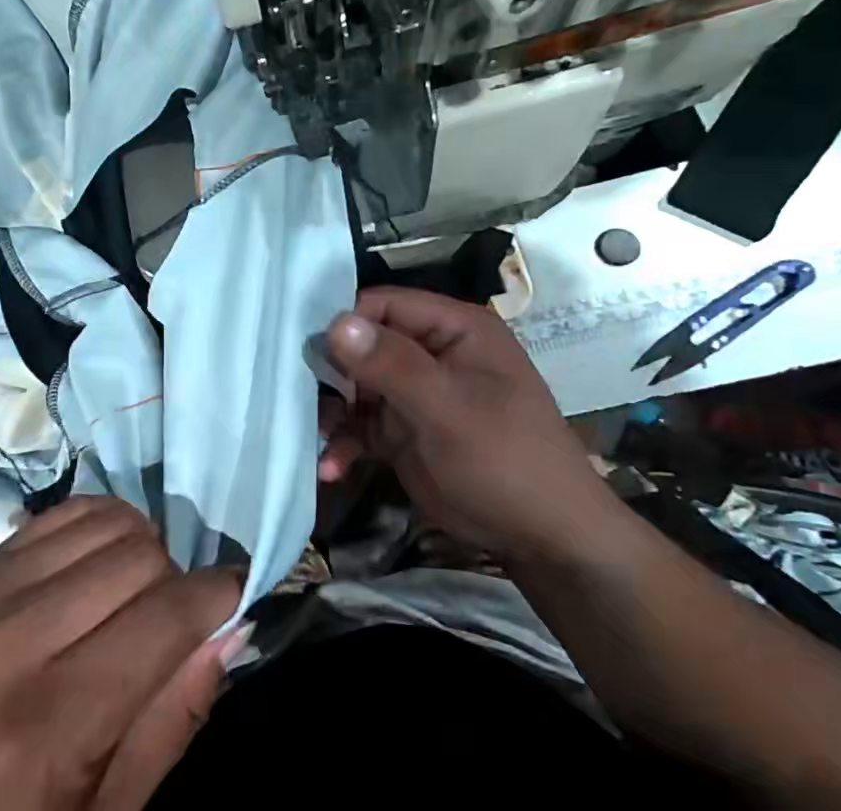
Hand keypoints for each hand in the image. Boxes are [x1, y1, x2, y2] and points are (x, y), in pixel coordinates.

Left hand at [0, 497, 243, 810]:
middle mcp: (13, 643)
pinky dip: (102, 526)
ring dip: (141, 551)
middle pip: (143, 556)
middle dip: (177, 582)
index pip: (168, 615)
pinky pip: (68, 511)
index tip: (234, 604)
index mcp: (48, 722)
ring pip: (111, 522)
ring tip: (134, 596)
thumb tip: (230, 630)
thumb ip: (173, 719)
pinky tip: (101, 568)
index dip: (220, 597)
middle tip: (171, 622)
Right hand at [318, 287, 616, 560]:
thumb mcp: (448, 409)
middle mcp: (432, 353)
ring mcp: (417, 393)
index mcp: (453, 329)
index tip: (311, 357)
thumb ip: (392, 365)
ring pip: (357, 387)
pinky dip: (345, 443)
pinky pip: (363, 426)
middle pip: (364, 346)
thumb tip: (335, 322)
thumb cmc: (503, 458)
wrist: (540, 534)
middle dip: (332, 374)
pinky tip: (330, 468)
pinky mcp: (405, 432)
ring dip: (333, 413)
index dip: (346, 325)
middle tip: (300, 401)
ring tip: (312, 436)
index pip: (384, 305)